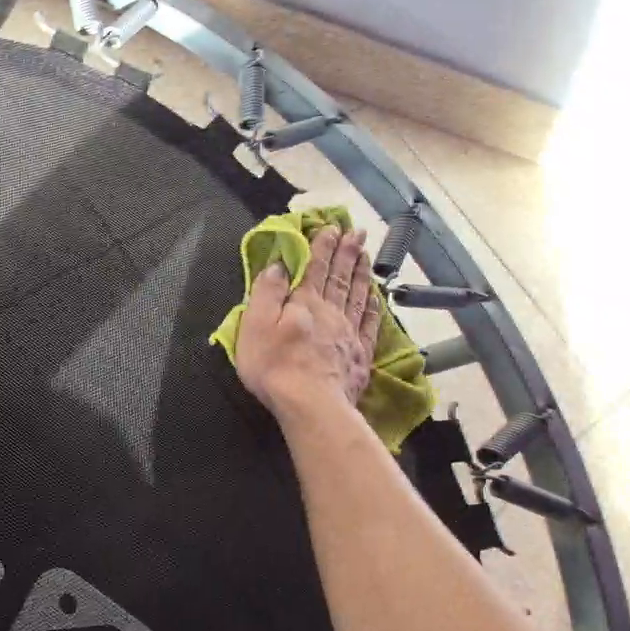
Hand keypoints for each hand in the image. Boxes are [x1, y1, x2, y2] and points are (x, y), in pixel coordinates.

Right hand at [235, 225, 380, 419]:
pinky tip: (374, 296)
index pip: (314, 268)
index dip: (322, 246)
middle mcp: (330, 312)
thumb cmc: (274, 365)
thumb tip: (277, 266)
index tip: (331, 227)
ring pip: (356, 295)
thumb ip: (266, 294)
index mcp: (303, 303)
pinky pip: (368, 322)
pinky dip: (371, 305)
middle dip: (346, 253)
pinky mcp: (358, 353)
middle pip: (339, 277)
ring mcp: (348, 333)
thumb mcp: (255, 325)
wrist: (310, 404)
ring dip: (360, 272)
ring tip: (365, 254)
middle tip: (356, 232)